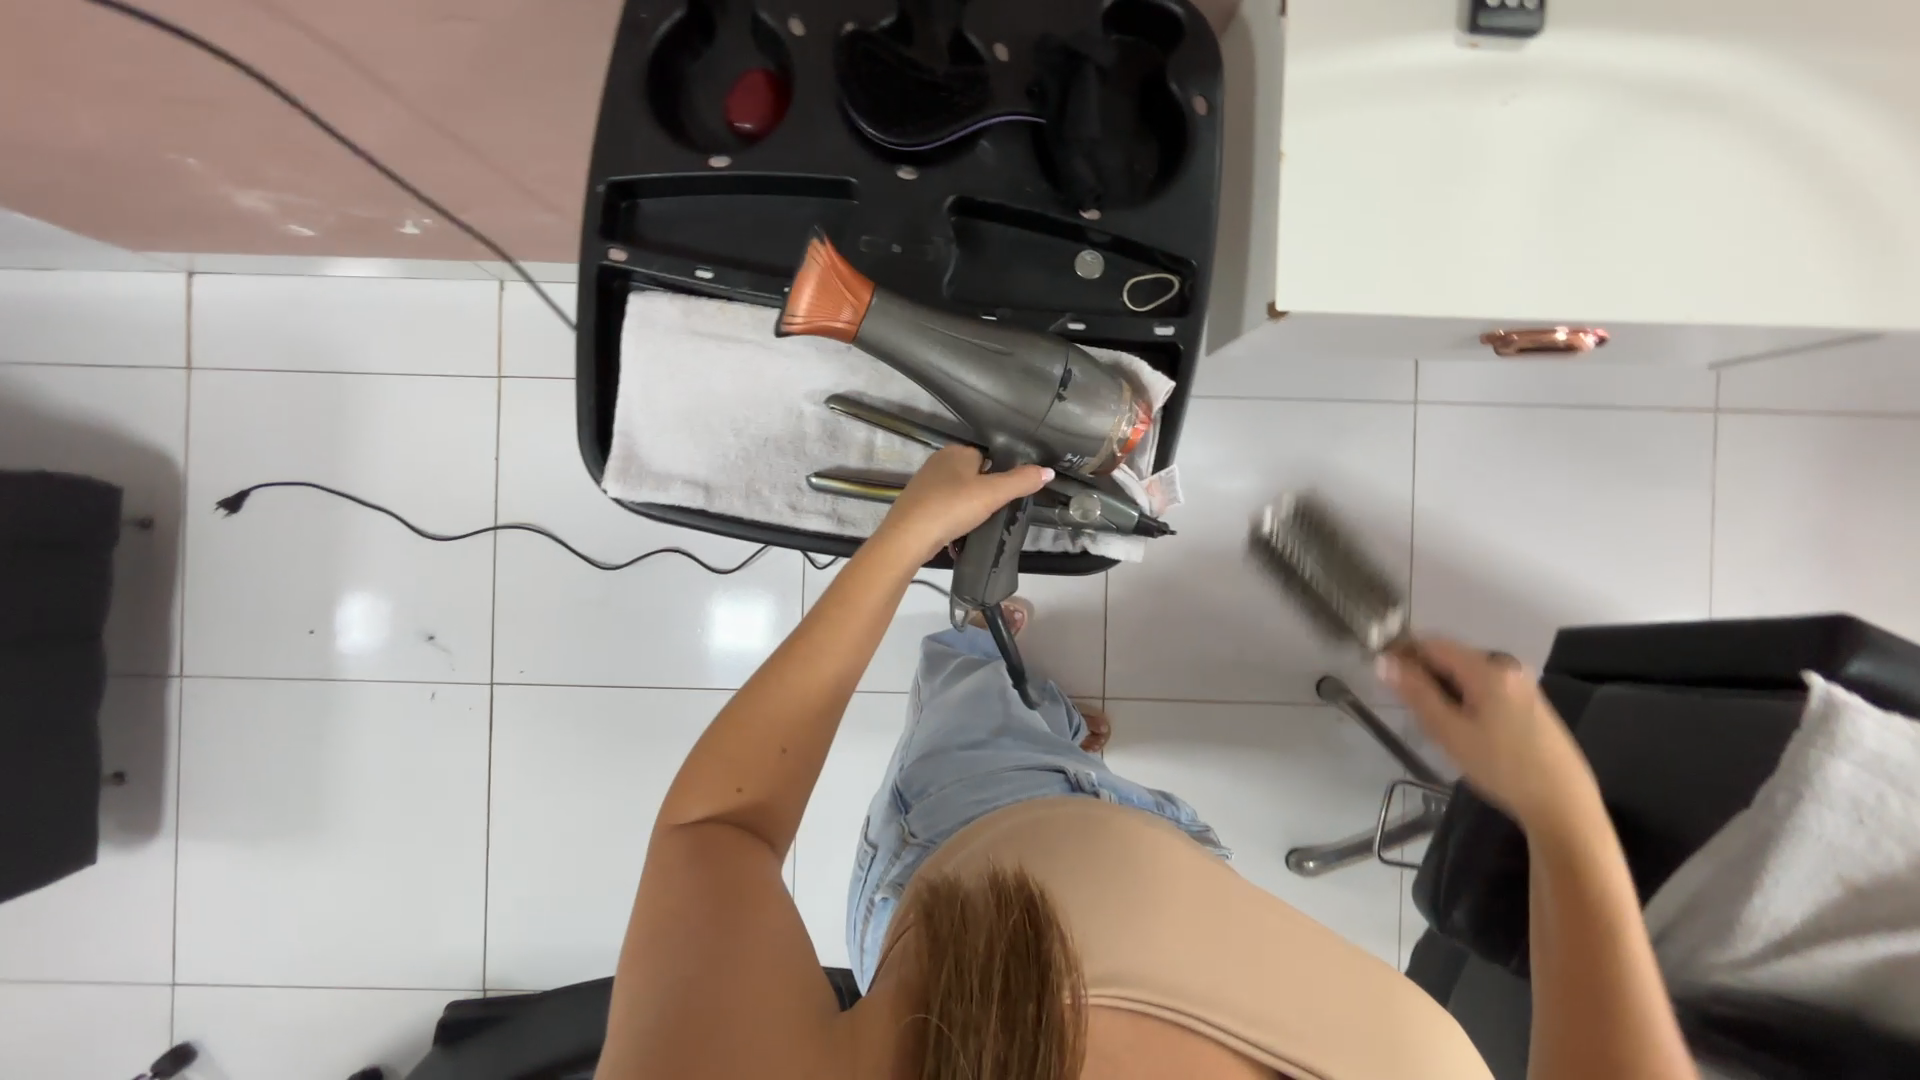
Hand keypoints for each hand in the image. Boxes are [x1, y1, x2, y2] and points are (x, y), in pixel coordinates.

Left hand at [874, 445, 1052, 562]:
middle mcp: (938, 461)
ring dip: (969, 509)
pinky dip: (954, 519)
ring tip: (977, 525)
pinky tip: (958, 533)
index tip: (1006, 497)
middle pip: (973, 475)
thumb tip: (1049, 471)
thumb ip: (1021, 482)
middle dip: (984, 494)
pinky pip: (945, 508)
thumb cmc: (951, 508)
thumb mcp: (993, 494)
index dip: (1000, 475)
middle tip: (994, 513)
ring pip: (958, 493)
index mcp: (956, 452)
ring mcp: (925, 484)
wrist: (908, 537)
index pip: (988, 457)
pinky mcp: (917, 505)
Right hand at [1377, 638, 1598, 834]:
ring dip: (1443, 688)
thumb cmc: (1501, 767)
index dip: (1402, 653)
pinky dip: (1464, 697)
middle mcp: (1507, 667)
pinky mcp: (1530, 703)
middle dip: (1423, 674)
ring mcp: (1523, 684)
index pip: (1432, 643)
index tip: (1384, 675)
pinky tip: (1464, 728)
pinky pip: (1485, 687)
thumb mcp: (1449, 731)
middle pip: (1451, 656)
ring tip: (1435, 723)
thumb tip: (1384, 661)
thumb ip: (1415, 692)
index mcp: (1487, 668)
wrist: (1564, 804)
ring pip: (1467, 674)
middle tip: (1409, 708)